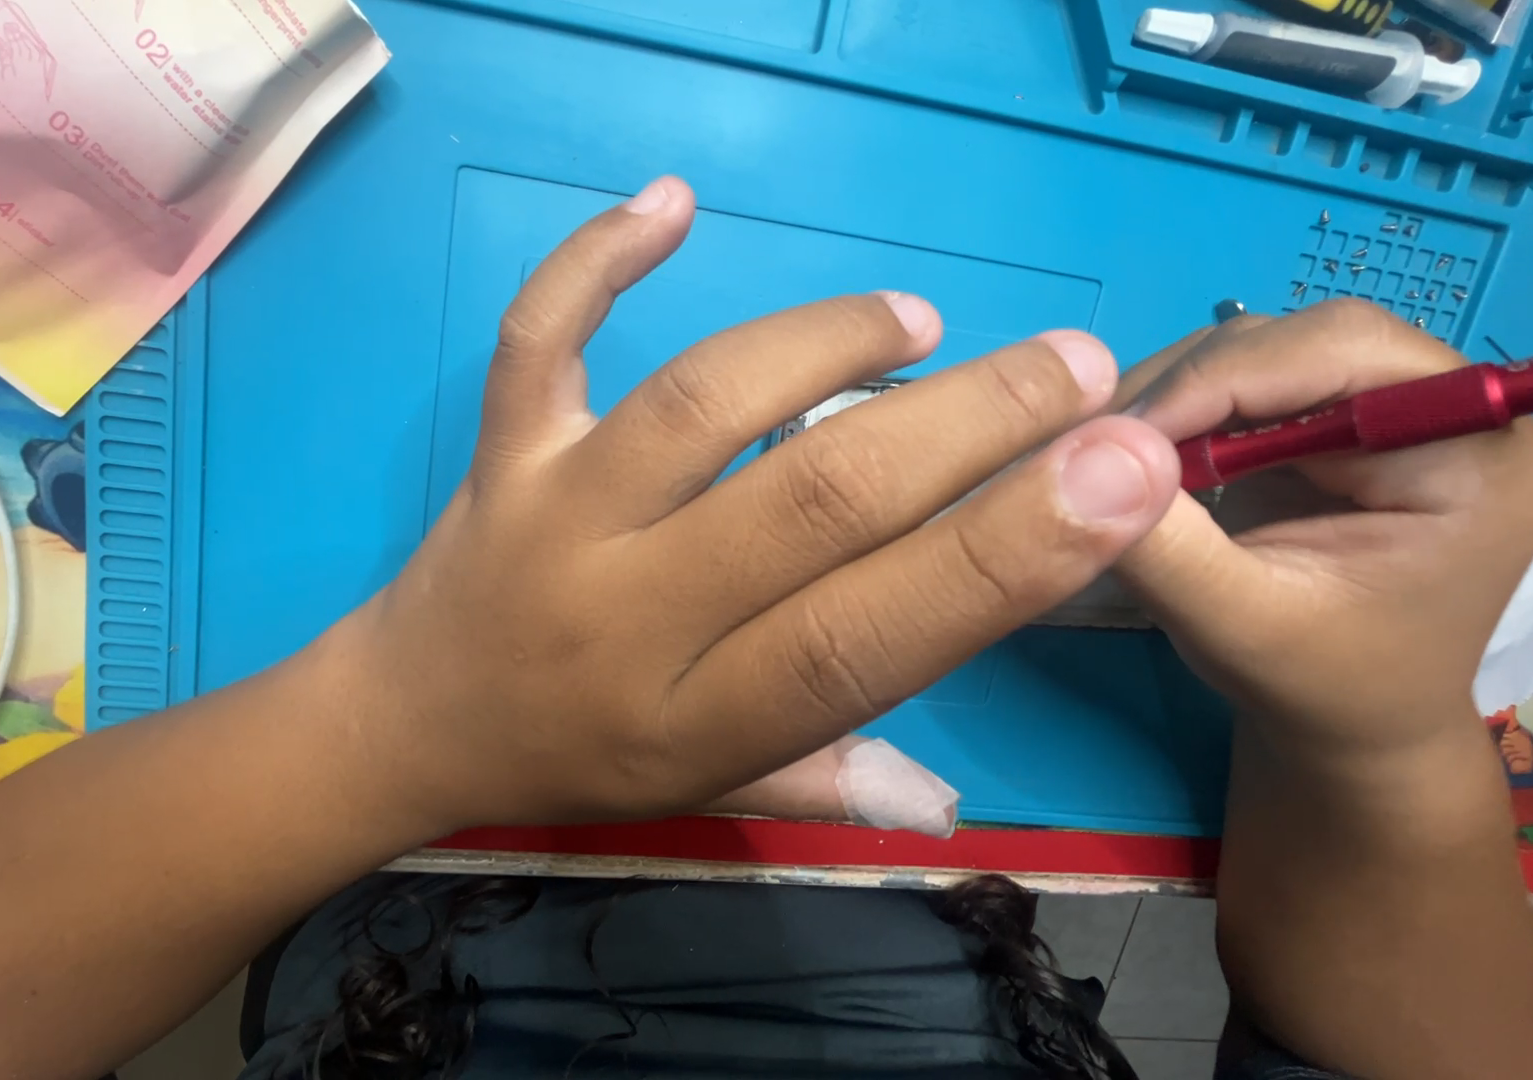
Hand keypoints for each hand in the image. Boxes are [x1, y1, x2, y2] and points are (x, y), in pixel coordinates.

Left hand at [320, 176, 1180, 832]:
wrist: (411, 717)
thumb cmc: (568, 759)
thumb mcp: (695, 798)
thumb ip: (820, 783)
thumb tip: (951, 799)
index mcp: (695, 714)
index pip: (866, 638)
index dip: (1003, 558)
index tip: (1120, 474)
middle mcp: (629, 607)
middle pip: (810, 503)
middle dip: (961, 426)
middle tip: (1071, 365)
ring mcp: (554, 514)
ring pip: (698, 406)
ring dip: (820, 345)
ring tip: (910, 325)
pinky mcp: (500, 453)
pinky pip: (539, 339)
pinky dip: (593, 261)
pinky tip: (670, 202)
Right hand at [1113, 300, 1532, 760]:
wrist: (1342, 717)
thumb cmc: (1313, 680)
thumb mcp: (1233, 623)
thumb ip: (1166, 546)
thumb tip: (1079, 464)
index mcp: (1467, 451)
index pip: (1343, 352)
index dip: (1218, 378)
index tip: (1114, 436)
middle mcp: (1433, 408)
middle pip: (1292, 341)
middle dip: (1180, 385)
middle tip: (1092, 444)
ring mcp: (1371, 414)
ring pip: (1249, 355)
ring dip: (1162, 397)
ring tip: (1102, 454)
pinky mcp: (1316, 430)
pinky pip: (1230, 391)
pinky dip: (1166, 416)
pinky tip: (1130, 456)